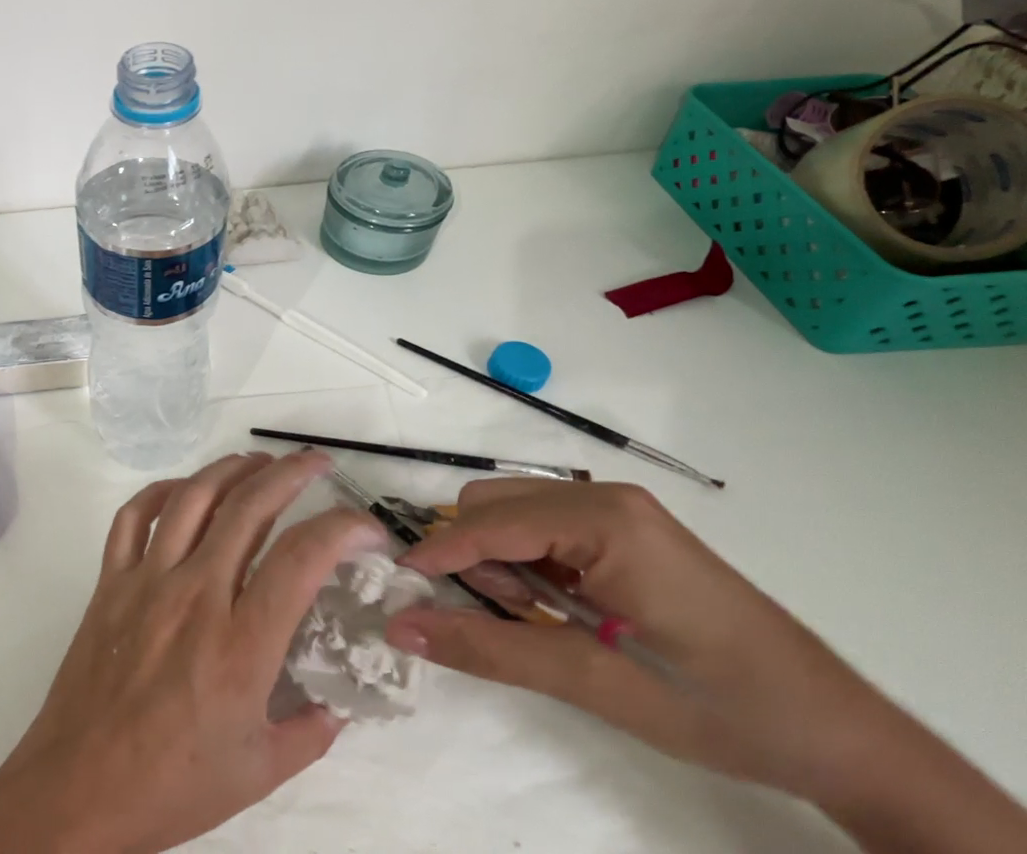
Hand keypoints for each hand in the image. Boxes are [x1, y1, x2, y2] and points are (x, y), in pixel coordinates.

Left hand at [0, 451, 389, 853]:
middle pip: (248, 507)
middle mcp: (195, 596)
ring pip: (192, 499)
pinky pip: (133, 518)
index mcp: (241, 643)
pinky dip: (162, 491)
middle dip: (291, 473)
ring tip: (259, 461)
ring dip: (230, 468)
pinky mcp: (109, 584)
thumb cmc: (172, 786)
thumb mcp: (261, 770)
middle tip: (317, 463)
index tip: (366, 530)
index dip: (344, 528)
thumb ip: (312, 731)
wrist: (79, 788)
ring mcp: (145, 583)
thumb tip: (339, 704)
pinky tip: (185, 490)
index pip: (303, 557)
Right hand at [386, 479, 1026, 853]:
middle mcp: (607, 498)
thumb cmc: (721, 706)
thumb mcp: (596, 684)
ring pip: (511, 514)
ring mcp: (619, 512)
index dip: (434, 557)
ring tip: (536, 623)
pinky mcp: (625, 533)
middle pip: (492, 504)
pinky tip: (557, 612)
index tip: (395, 595)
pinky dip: (526, 566)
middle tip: (499, 620)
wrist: (835, 732)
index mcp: (605, 520)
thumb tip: (398, 626)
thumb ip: (489, 648)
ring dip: (497, 563)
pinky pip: (542, 530)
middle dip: (471, 557)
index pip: (487, 522)